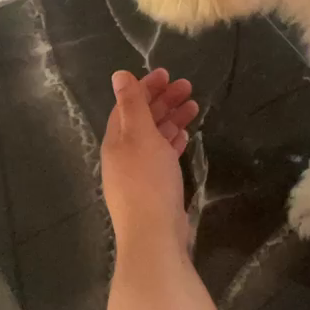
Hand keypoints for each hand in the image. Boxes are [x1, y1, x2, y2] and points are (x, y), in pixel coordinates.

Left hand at [101, 68, 199, 254]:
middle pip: (142, 119)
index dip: (146, 87)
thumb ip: (132, 105)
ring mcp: (138, 173)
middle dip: (163, 100)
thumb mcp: (140, 135)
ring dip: (171, 118)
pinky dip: (173, 141)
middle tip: (187, 87)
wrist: (154, 236)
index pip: (128, 105)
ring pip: (155, 137)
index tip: (168, 74)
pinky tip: (185, 136)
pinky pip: (162, 156)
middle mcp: (123, 155)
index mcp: (116, 140)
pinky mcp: (154, 188)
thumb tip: (118, 75)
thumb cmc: (147, 180)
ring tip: (193, 106)